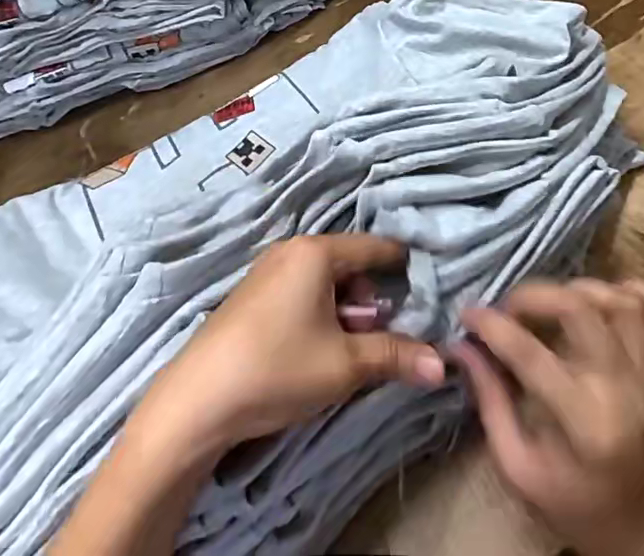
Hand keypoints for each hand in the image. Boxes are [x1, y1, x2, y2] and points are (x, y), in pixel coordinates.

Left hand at [130, 234, 446, 458]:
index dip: (403, 265)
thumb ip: (396, 356)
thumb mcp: (345, 364)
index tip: (427, 284)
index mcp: (314, 253)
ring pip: (324, 283)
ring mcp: (267, 272)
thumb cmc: (279, 366)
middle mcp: (290, 251)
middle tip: (372, 340)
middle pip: (349, 266)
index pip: (373, 247)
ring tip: (343, 353)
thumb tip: (443, 366)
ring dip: (344, 313)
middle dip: (369, 301)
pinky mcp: (253, 295)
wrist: (200, 396)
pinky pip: (301, 292)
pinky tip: (314, 350)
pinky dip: (319, 314)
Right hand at [454, 279, 643, 555]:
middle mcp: (625, 389)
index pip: (528, 353)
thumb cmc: (575, 502)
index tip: (467, 315)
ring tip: (553, 302)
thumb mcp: (518, 465)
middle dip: (533, 294)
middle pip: (581, 309)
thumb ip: (490, 399)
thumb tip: (461, 345)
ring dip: (581, 290)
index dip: (490, 324)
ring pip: (624, 303)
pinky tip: (607, 296)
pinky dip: (639, 294)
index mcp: (584, 421)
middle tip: (509, 306)